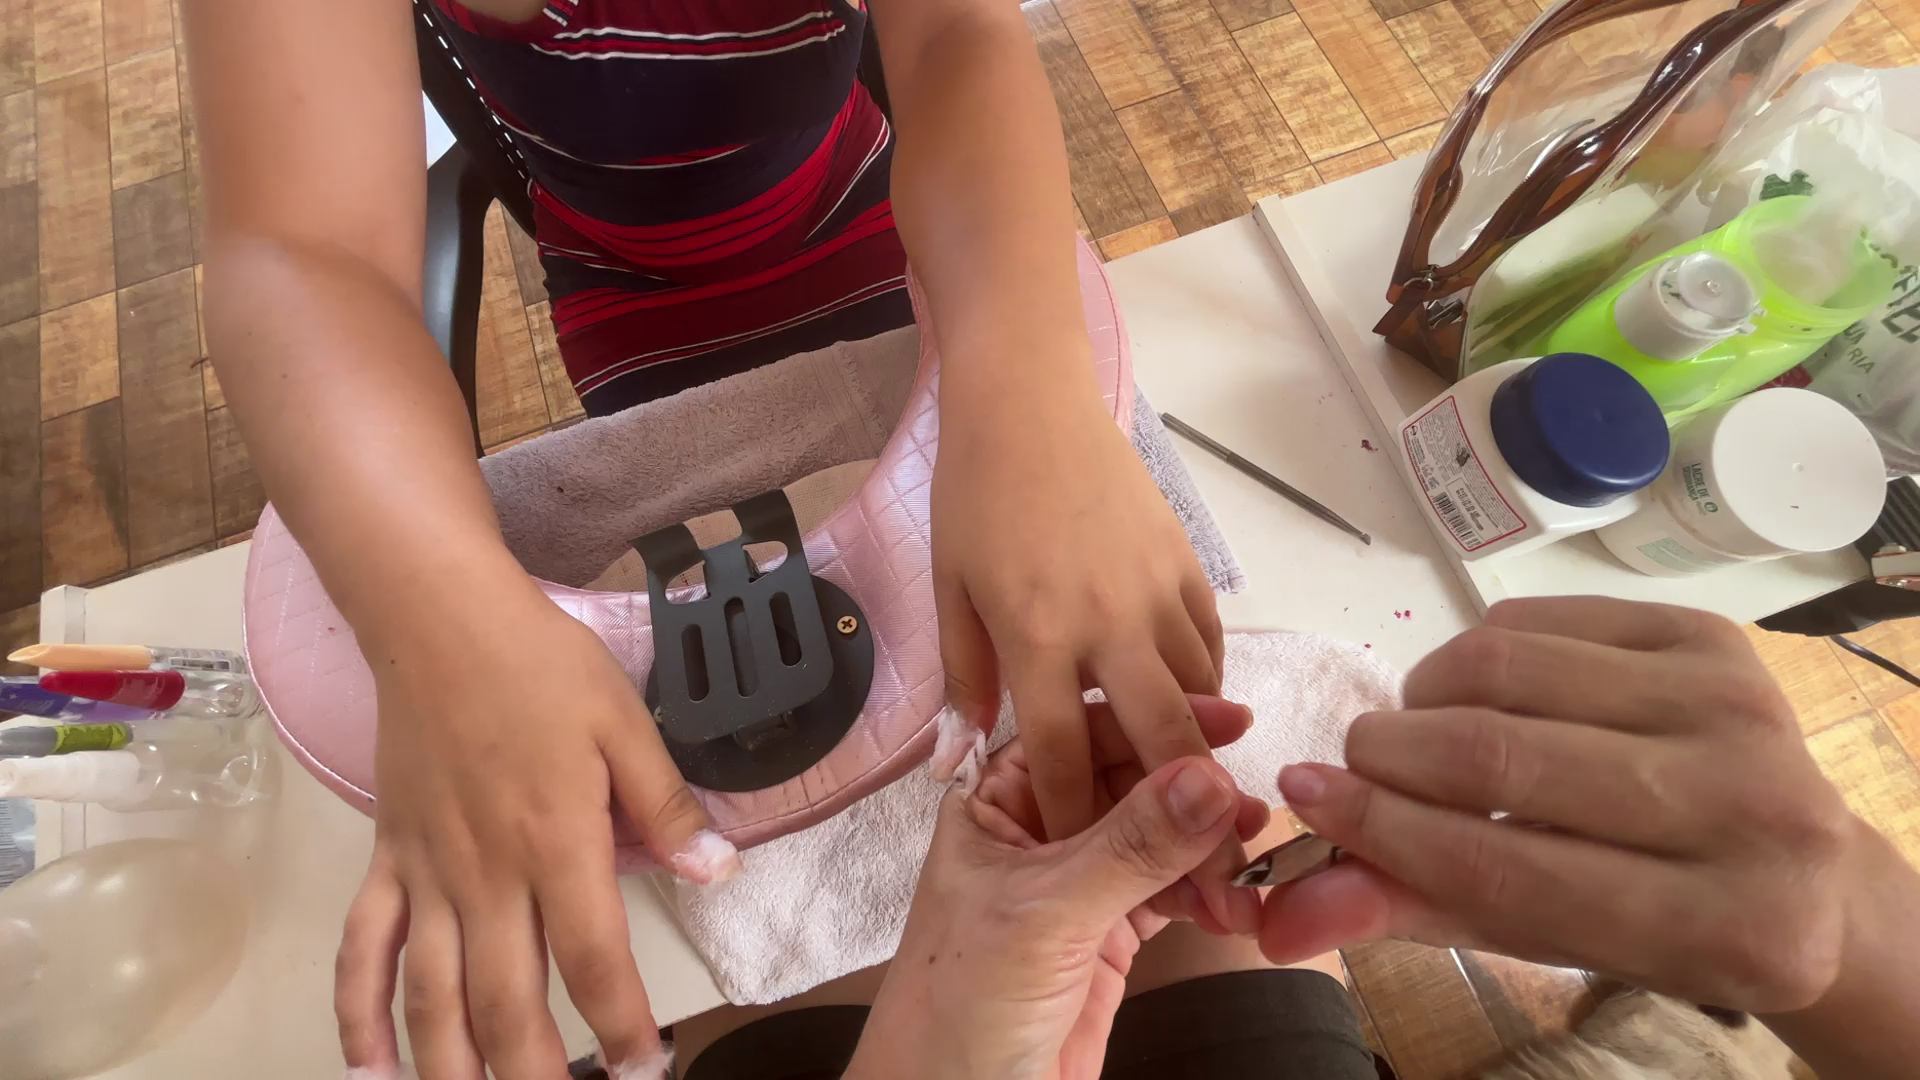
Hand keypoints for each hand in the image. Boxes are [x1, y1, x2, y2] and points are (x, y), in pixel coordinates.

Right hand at [333, 588, 732, 1078]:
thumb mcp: (627, 728)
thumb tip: (719, 870)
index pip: (594, 958)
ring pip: (430, 999)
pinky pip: (360, 952)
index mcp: (558, 845)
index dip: (623, 1022)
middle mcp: (486, 878)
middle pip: (507, 1001)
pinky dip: (359, 1018)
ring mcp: (425, 874)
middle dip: (540, 1071)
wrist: (446, 629)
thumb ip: (667, 806)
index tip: (647, 1068)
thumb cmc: (548, 671)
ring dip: (456, 1068)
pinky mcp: (385, 857)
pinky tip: (373, 1069)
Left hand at [847, 697, 1267, 1079]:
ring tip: (1254, 854)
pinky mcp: (1109, 926)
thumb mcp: (1047, 910)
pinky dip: (1203, 892)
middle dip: (1189, 792)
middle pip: (1126, 781)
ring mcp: (1077, 875)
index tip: (1229, 718)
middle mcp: (1039, 822)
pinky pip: (1166, 889)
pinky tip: (1234, 901)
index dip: (1150, 720)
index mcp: (1000, 795)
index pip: (1081, 734)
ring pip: (1154, 837)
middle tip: (1250, 808)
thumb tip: (1212, 774)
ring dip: (1205, 846)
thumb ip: (1130, 845)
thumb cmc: (968, 994)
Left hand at [931, 380, 1254, 932]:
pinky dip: (1207, 677)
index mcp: (1038, 638)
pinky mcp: (1187, 559)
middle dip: (1174, 804)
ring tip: (1179, 768)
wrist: (1026, 405)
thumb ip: (963, 677)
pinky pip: (1212, 638)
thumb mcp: (950, 589)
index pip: (1063, 756)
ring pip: (1201, 690)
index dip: (1071, 815)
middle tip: (1175, 840)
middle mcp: (1111, 623)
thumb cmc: (974, 496)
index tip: (1077, 856)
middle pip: (1163, 740)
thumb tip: (960, 755)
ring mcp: (1158, 590)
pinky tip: (1188, 691)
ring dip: (1192, 737)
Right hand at [1259, 596, 1856, 1012]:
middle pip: (1488, 752)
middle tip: (1360, 762)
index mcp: (1724, 930)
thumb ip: (1401, 911)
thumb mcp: (1524, 933)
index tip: (1299, 793)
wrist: (1785, 859)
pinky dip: (1467, 655)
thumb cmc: (1638, 912)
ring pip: (1493, 664)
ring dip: (1422, 697)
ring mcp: (1736, 704)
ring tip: (1431, 730)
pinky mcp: (1706, 634)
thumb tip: (1275, 920)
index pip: (1495, 864)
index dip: (1375, 827)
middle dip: (1383, 752)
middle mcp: (1754, 810)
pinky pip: (1522, 619)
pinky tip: (1487, 695)